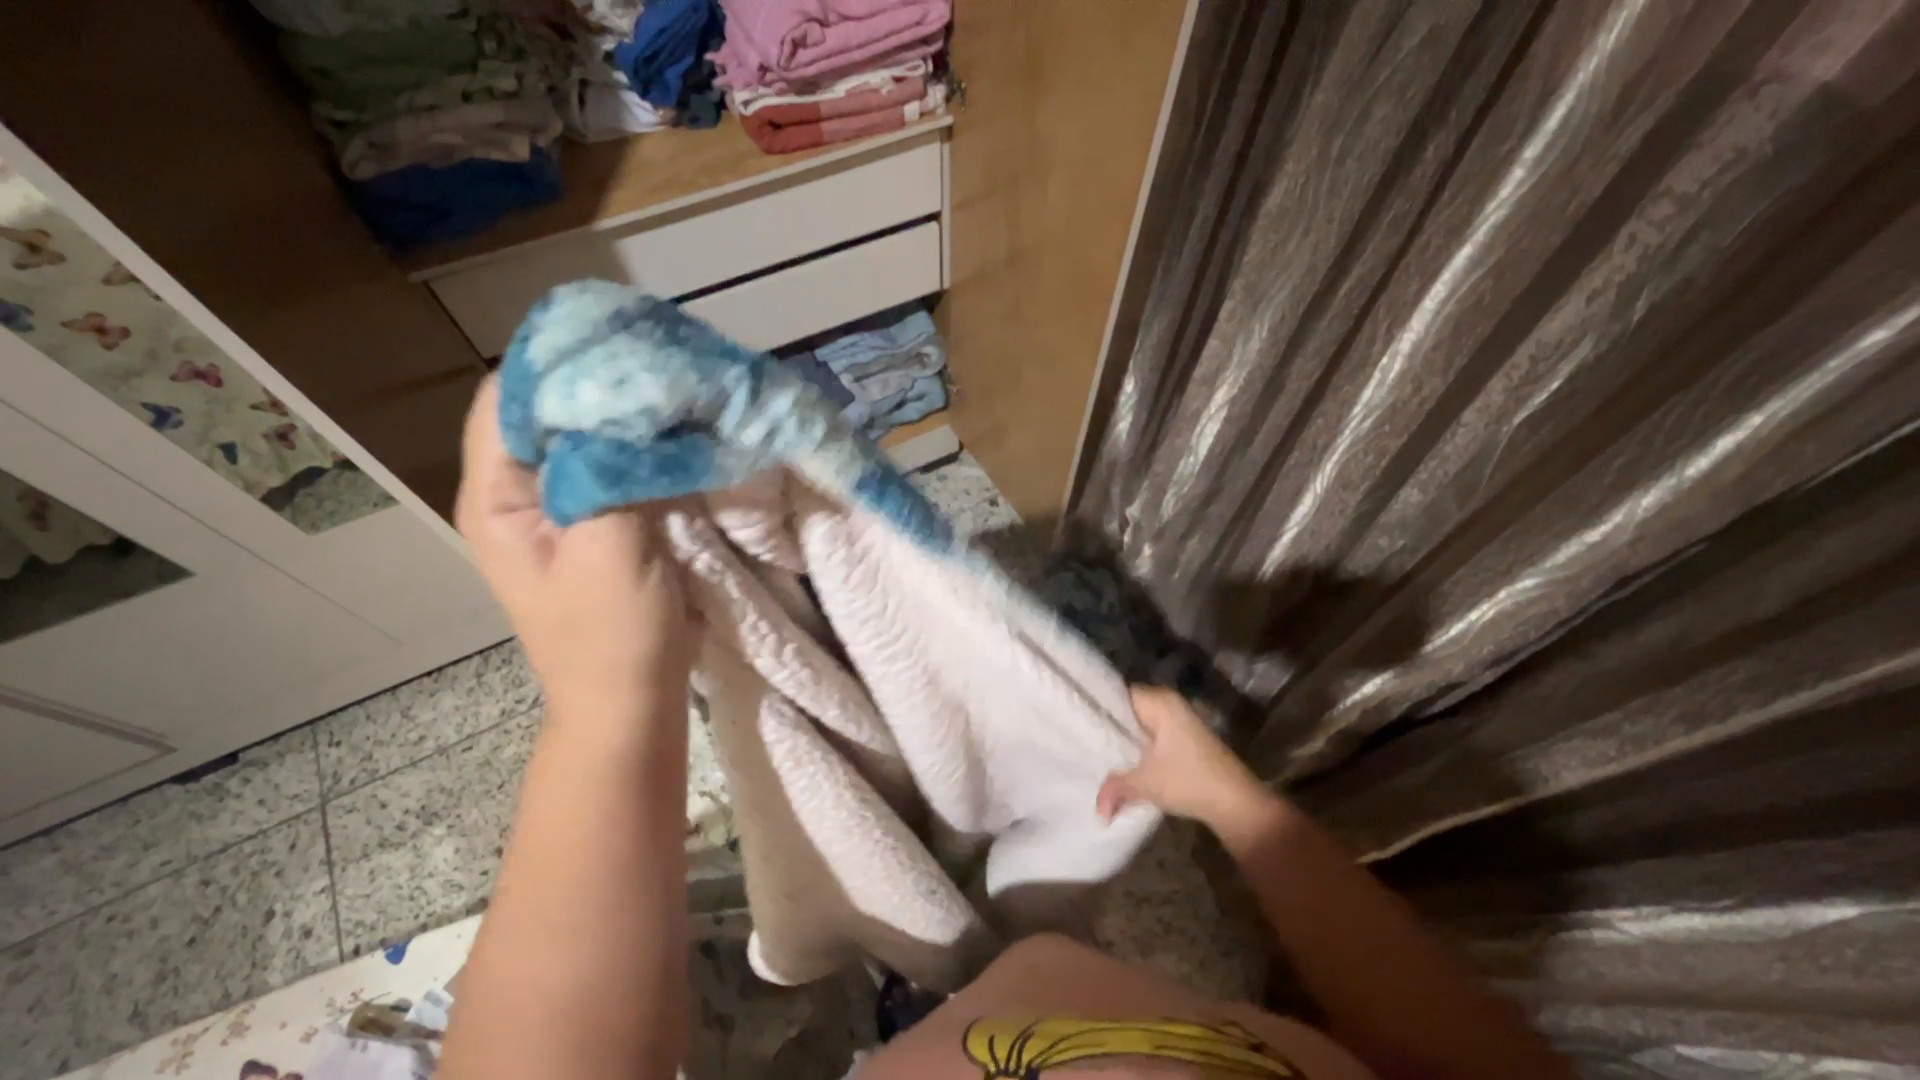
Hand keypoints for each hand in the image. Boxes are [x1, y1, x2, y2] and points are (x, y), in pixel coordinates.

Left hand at [455, 377, 694, 719]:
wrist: (631, 706)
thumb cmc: (612, 637)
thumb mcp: (609, 547)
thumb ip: (609, 468)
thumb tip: (628, 394)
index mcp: (498, 496)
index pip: (513, 398)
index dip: (562, 362)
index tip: (629, 341)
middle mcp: (520, 492)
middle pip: (550, 411)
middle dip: (603, 382)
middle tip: (667, 358)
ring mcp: (561, 507)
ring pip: (586, 436)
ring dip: (628, 412)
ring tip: (680, 385)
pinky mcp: (599, 522)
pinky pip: (615, 464)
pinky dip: (644, 444)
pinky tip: (681, 431)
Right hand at [1097, 686, 1277, 832]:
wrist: (1236, 802)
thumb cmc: (1189, 781)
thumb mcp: (1146, 784)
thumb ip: (1115, 788)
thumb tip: (1097, 810)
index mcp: (1160, 702)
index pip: (1118, 693)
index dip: (1097, 707)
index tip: (1076, 721)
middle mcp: (1171, 704)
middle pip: (1129, 710)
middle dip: (1109, 727)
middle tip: (1082, 741)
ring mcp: (1181, 722)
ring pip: (1142, 725)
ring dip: (1125, 741)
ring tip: (1097, 754)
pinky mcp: (1187, 740)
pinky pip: (1154, 736)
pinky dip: (1140, 749)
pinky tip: (1125, 764)